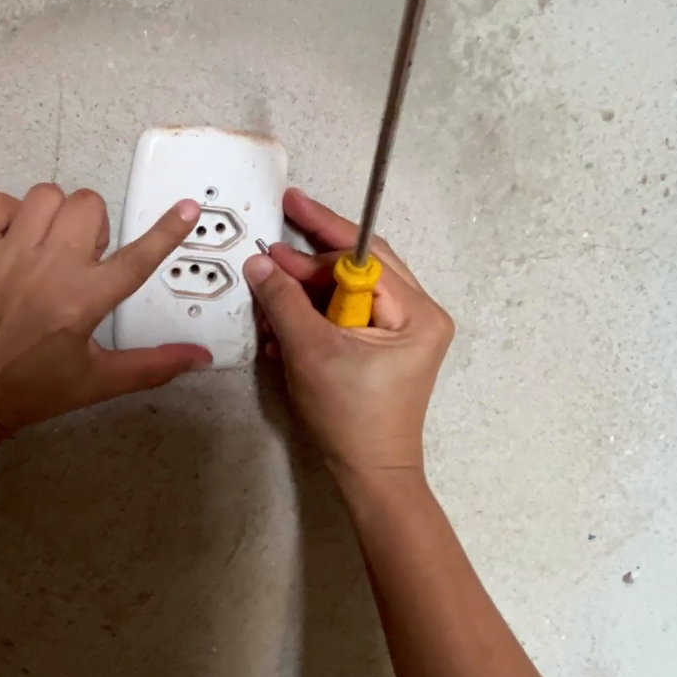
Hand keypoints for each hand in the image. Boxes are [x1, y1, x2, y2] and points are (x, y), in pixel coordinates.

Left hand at [0, 184, 211, 437]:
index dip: (166, 231)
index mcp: (83, 300)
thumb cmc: (30, 393)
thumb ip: (153, 365)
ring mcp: (6, 255)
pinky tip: (9, 238)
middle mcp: (48, 268)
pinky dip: (5, 211)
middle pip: (87, 205)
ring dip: (53, 214)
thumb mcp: (98, 382)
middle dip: (93, 225)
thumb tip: (200, 358)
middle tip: (81, 257)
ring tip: (45, 245)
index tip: (186, 208)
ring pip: (44, 196)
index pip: (136, 258)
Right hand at [243, 187, 453, 484]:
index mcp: (416, 312)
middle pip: (356, 267)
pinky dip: (312, 317)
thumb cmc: (350, 416)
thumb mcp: (310, 351)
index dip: (321, 230)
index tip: (290, 205)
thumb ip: (283, 301)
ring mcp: (401, 332)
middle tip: (268, 257)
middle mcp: (417, 315)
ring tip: (270, 300)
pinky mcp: (382, 348)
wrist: (369, 472)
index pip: (363, 254)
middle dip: (308, 265)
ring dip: (304, 295)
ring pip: (345, 292)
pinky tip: (283, 329)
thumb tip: (259, 262)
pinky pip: (343, 316)